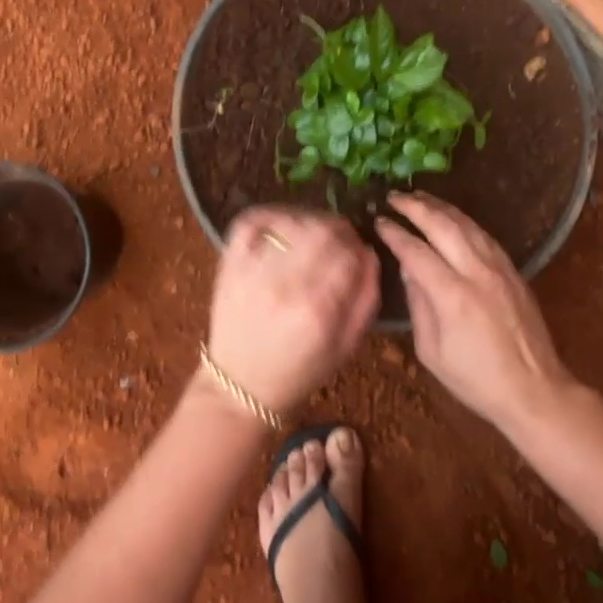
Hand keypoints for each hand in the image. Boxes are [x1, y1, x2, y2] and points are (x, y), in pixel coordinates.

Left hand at [206, 206, 380, 414]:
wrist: (240, 387)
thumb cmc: (298, 372)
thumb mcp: (344, 347)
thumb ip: (365, 300)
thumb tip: (371, 255)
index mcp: (318, 310)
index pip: (349, 255)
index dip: (359, 248)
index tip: (359, 253)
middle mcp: (285, 286)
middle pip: (323, 232)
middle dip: (339, 231)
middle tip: (341, 240)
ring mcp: (253, 272)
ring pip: (291, 223)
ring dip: (310, 223)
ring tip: (314, 237)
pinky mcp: (231, 266)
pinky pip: (251, 223)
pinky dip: (269, 215)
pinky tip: (284, 225)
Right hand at [376, 192, 572, 428]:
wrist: (534, 389)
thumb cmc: (475, 379)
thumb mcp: (432, 352)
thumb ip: (419, 305)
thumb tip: (409, 270)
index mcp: (452, 295)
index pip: (416, 251)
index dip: (395, 233)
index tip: (379, 221)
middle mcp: (477, 273)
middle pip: (443, 226)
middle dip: (416, 207)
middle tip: (394, 197)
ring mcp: (499, 269)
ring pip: (468, 224)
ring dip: (441, 207)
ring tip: (419, 198)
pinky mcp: (514, 272)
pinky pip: (485, 236)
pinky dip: (464, 221)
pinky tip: (452, 218)